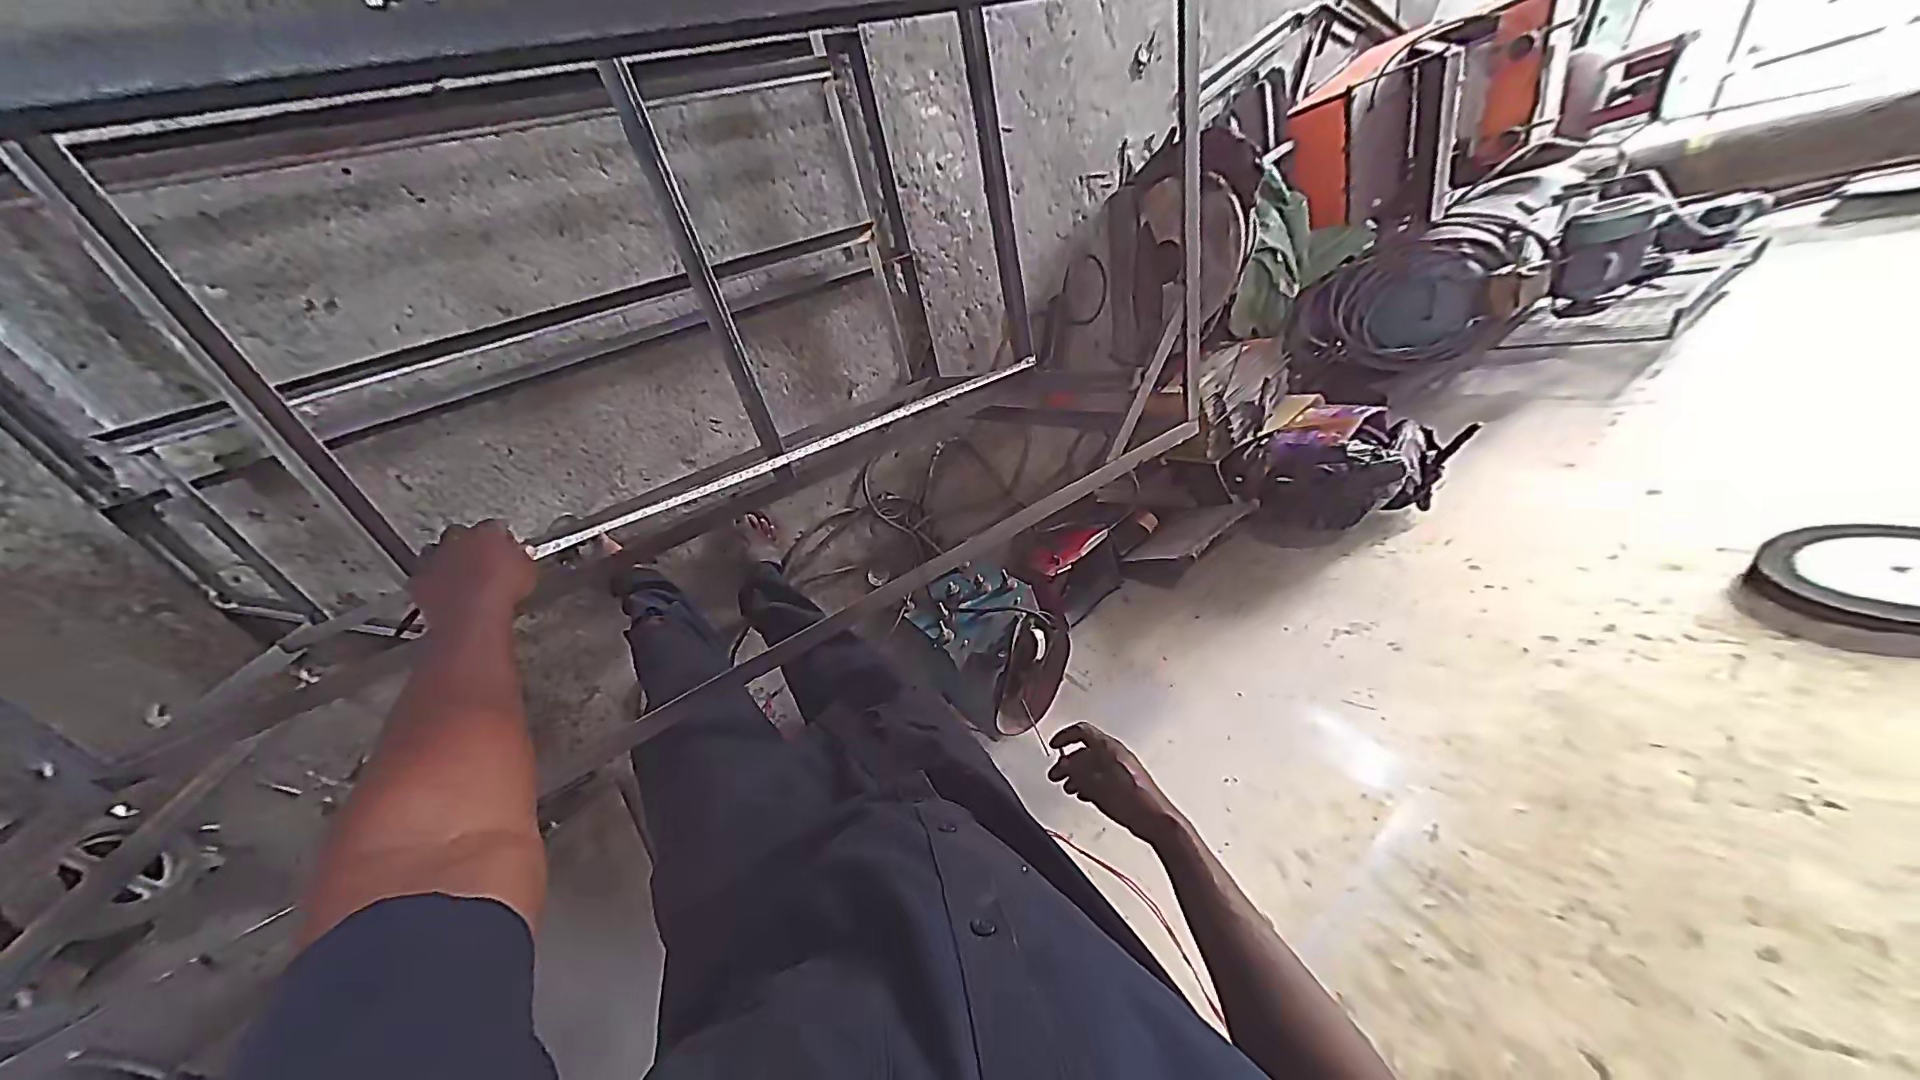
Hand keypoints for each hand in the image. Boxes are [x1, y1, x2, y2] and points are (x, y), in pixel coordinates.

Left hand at [409, 521, 536, 628]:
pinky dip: (433, 579)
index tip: (507, 548)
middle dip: (469, 543)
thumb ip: (522, 558)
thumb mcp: (528, 572)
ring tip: (460, 574)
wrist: (471, 614)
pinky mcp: (419, 577)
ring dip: (446, 558)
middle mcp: (458, 539)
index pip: (495, 527)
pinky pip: (424, 573)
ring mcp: (434, 557)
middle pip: (460, 533)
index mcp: (488, 533)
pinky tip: (445, 589)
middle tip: (481, 559)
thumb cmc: (504, 589)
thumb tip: (521, 553)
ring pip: (437, 550)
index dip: (501, 537)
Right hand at [1047, 723, 1186, 845]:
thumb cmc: (1133, 801)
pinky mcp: (1126, 781)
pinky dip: (1089, 781)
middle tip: (1056, 773)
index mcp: (1109, 748)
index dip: (1065, 736)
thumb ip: (1077, 772)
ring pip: (1093, 763)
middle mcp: (1116, 754)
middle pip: (1086, 749)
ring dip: (1078, 773)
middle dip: (1068, 761)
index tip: (1055, 744)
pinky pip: (1102, 774)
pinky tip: (1085, 793)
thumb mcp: (1096, 785)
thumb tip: (1064, 764)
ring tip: (1068, 786)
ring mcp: (1122, 767)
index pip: (1082, 731)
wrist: (1156, 820)